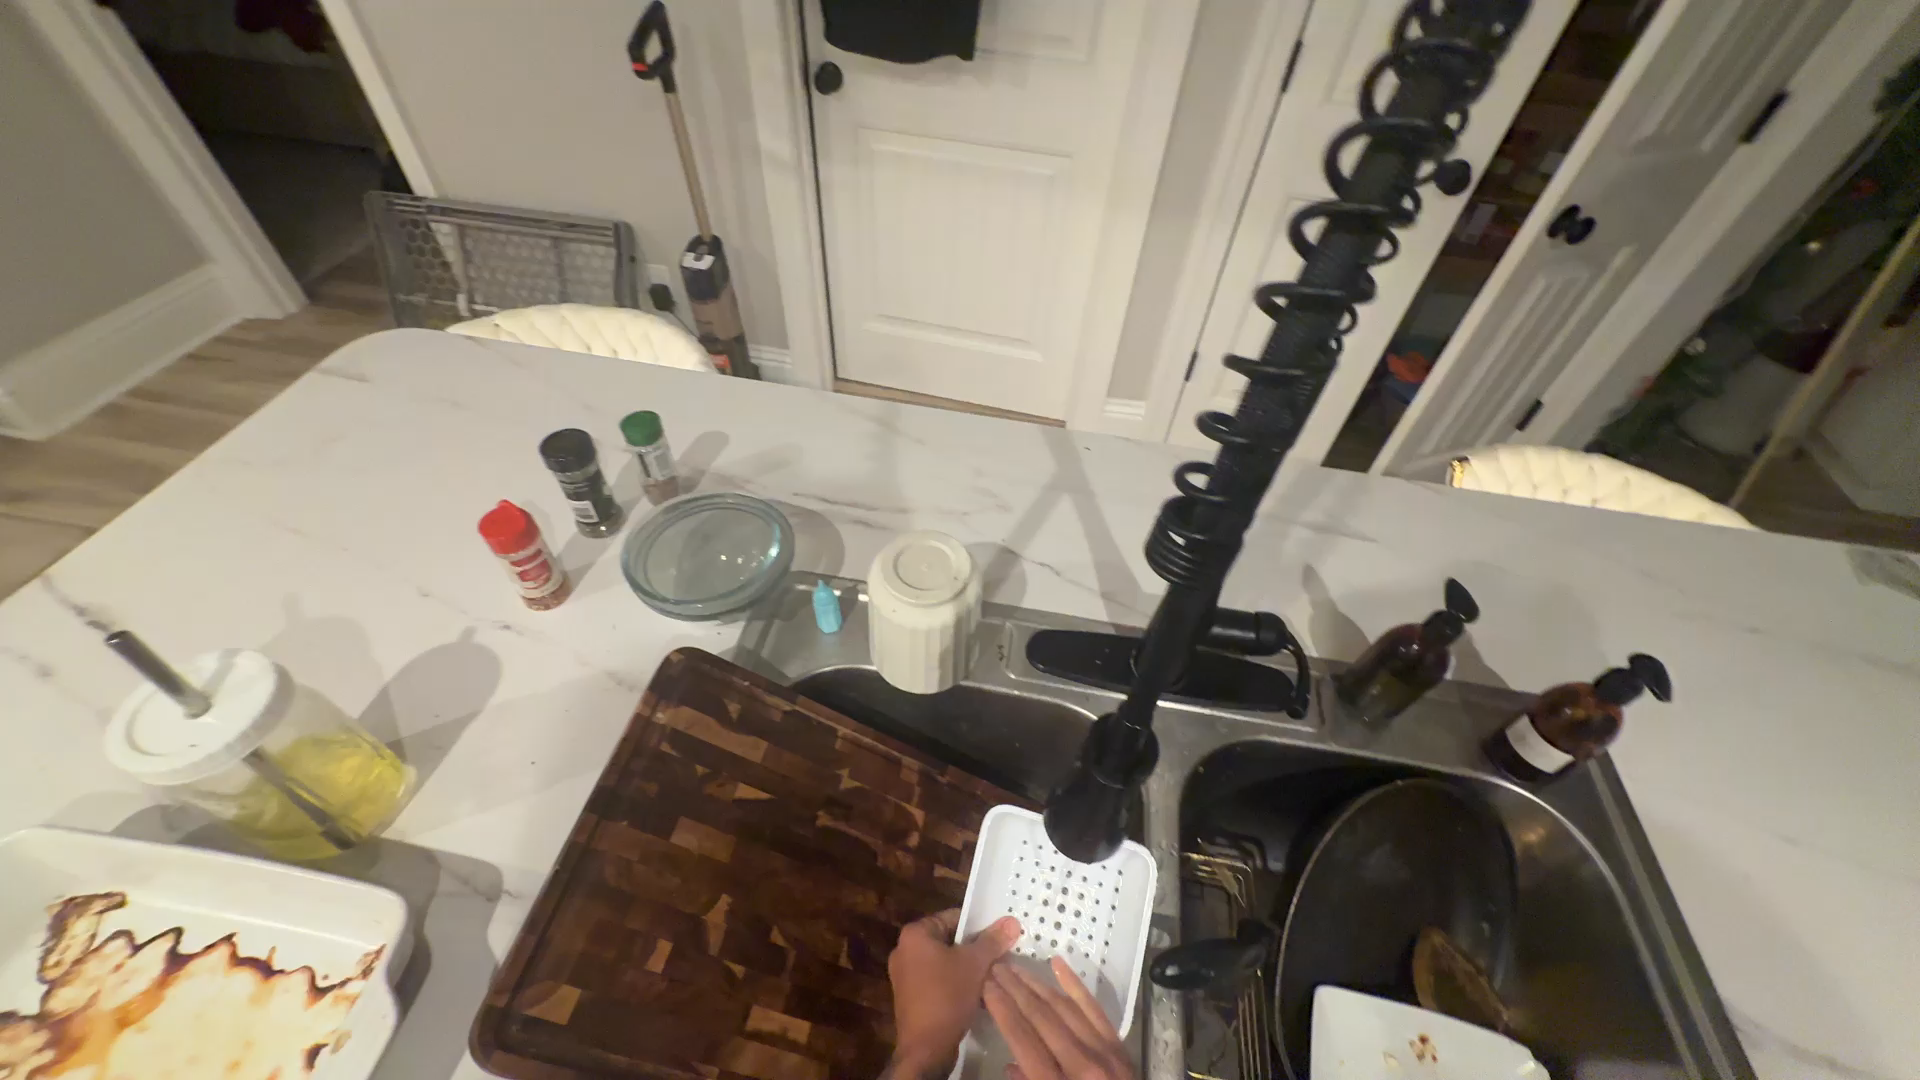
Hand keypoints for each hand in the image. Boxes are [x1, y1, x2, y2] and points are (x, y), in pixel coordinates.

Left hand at [887, 910, 1023, 1077]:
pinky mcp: (910, 999)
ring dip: (967, 969)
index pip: (951, 917)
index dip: (977, 925)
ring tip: (991, 976)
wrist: (926, 1050)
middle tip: (998, 957)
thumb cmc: (947, 996)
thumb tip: (1011, 920)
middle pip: (948, 941)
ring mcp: (905, 976)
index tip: (997, 936)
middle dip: (973, 950)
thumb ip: (993, 941)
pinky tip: (976, 994)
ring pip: (944, 963)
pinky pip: (937, 981)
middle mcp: (905, 950)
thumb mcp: (975, 964)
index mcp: (915, 934)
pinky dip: (955, 984)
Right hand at [984, 957, 1134, 1079]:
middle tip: (995, 967)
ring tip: (1015, 967)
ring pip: (1064, 1007)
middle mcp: (1081, 1065)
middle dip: (1014, 989)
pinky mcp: (1120, 1049)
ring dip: (1037, 984)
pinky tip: (1058, 965)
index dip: (1001, 1008)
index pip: (1022, 1038)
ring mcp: (1104, 1053)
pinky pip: (1094, 1009)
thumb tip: (1011, 1066)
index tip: (985, 985)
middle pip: (1041, 1016)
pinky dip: (1075, 985)